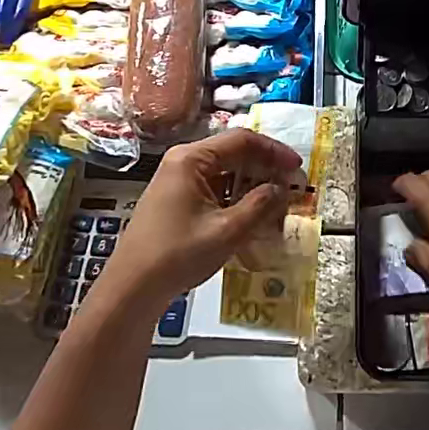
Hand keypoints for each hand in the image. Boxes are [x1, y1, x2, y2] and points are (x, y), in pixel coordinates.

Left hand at [95, 130, 299, 314]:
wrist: (131, 289)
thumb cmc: (177, 255)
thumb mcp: (227, 231)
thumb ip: (260, 205)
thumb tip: (282, 188)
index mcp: (191, 159)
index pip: (242, 140)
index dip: (274, 151)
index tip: (297, 167)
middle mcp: (183, 162)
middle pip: (234, 153)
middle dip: (265, 168)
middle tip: (292, 186)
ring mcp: (178, 181)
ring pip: (226, 172)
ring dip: (253, 184)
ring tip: (278, 202)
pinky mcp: (178, 200)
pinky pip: (215, 188)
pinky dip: (237, 197)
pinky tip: (254, 215)